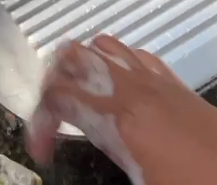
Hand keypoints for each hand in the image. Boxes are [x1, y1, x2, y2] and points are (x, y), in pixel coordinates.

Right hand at [26, 37, 216, 184]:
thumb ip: (108, 171)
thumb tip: (76, 167)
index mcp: (119, 119)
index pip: (58, 97)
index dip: (38, 121)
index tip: (44, 154)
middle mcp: (132, 88)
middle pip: (74, 55)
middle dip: (52, 80)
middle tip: (53, 121)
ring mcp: (156, 82)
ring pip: (104, 45)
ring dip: (83, 68)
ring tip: (81, 104)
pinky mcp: (179, 87)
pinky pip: (137, 56)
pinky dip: (118, 65)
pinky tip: (123, 97)